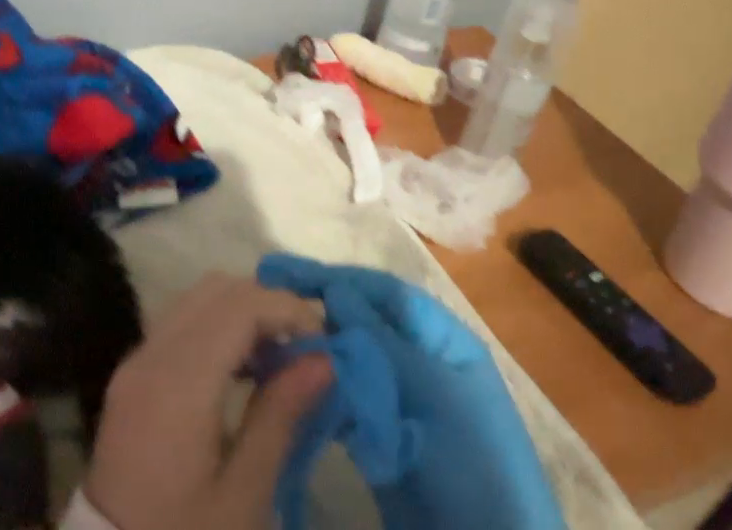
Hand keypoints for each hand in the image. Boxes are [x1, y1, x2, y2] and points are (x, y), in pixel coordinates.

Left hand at [82, 272, 334, 529]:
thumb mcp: (244, 493)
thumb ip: (281, 416)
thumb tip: (324, 358)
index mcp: (177, 384)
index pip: (239, 306)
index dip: (288, 309)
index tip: (327, 342)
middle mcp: (150, 356)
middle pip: (216, 290)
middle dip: (268, 304)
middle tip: (307, 347)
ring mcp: (135, 362)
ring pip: (196, 300)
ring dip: (243, 312)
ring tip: (281, 358)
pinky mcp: (131, 376)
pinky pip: (180, 323)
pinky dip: (218, 326)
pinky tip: (244, 369)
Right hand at [258, 254, 565, 529]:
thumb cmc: (471, 460)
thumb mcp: (431, 392)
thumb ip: (381, 340)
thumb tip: (334, 289)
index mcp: (442, 339)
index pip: (379, 291)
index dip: (330, 277)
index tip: (274, 271)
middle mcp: (421, 360)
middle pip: (360, 323)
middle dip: (313, 313)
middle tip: (260, 311)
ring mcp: (401, 399)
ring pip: (347, 360)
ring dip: (310, 353)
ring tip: (262, 350)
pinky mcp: (383, 435)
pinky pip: (344, 400)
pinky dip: (316, 392)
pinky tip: (284, 391)